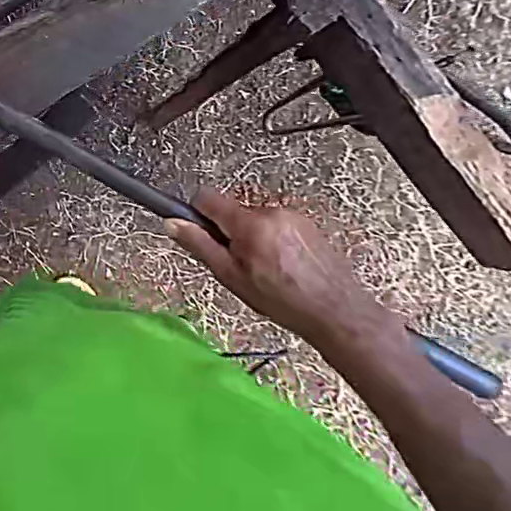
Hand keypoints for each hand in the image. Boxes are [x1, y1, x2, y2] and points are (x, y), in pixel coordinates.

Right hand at [165, 193, 397, 347]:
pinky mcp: (307, 224)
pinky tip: (283, 267)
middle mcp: (272, 212)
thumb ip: (199, 245)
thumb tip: (172, 223)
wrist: (338, 312)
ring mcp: (292, 216)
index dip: (197, 215)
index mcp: (250, 223)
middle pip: (232, 212)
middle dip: (229, 233)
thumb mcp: (231, 276)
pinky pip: (275, 225)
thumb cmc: (284, 300)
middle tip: (238, 264)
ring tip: (265, 270)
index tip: (200, 233)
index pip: (207, 197)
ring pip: (254, 220)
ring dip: (252, 239)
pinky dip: (272, 241)